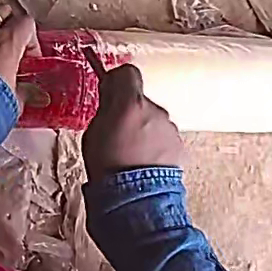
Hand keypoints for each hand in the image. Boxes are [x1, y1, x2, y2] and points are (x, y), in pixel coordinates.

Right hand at [81, 51, 182, 179]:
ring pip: (153, 119)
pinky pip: (163, 136)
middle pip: (140, 100)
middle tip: (116, 132)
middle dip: (129, 110)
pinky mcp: (178, 144)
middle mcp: (154, 111)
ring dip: (142, 129)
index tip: (110, 90)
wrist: (135, 198)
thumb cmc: (109, 167)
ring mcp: (169, 128)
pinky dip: (153, 144)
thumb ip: (105, 109)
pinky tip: (142, 161)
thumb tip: (111, 96)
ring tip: (129, 153)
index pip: (128, 73)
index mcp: (130, 104)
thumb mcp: (93, 133)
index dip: (118, 80)